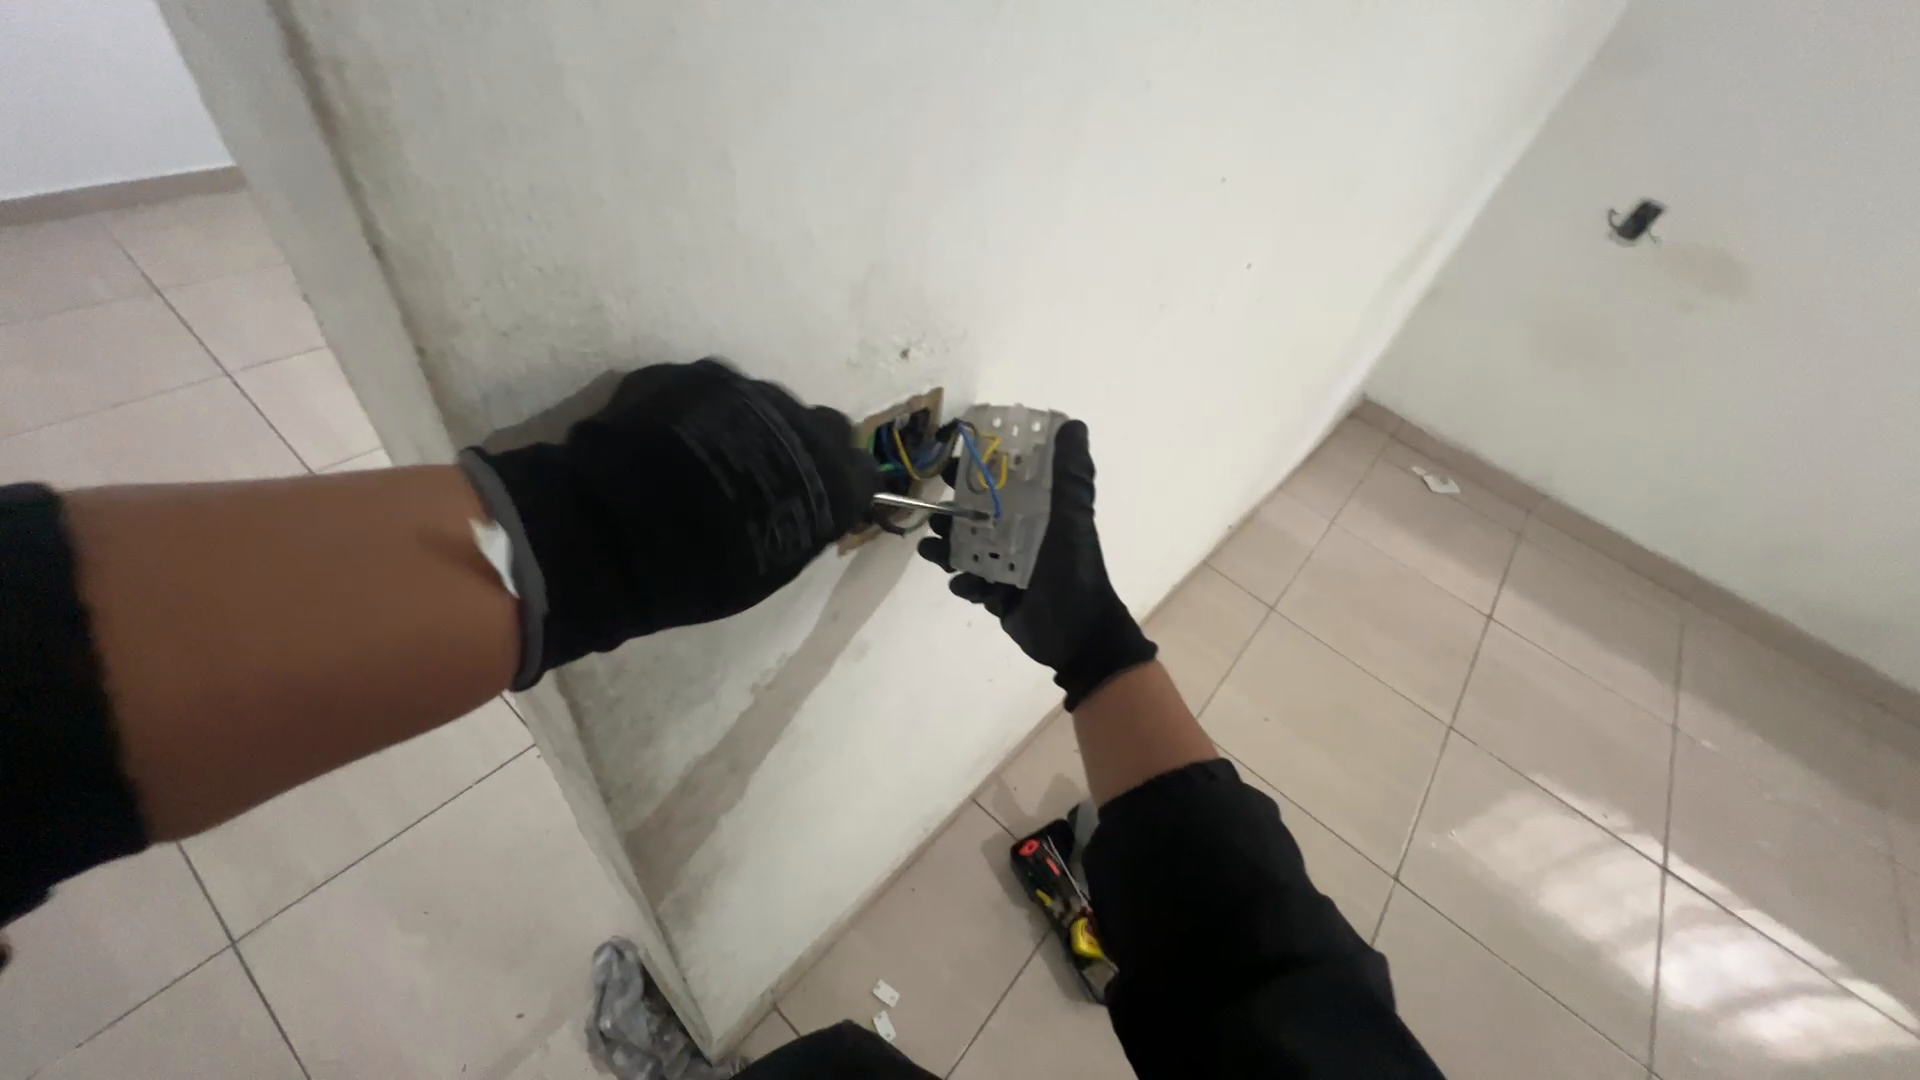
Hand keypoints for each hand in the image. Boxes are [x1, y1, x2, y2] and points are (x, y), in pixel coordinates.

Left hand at [464, 359, 879, 685]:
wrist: (609, 533)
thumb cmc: (699, 571)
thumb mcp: (771, 562)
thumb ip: (802, 522)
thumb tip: (805, 503)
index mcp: (828, 478)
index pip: (860, 469)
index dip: (840, 482)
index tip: (820, 498)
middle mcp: (799, 423)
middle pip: (820, 425)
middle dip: (802, 445)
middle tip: (766, 475)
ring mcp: (745, 392)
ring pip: (765, 404)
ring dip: (751, 426)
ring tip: (707, 457)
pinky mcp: (693, 374)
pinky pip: (713, 392)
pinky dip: (702, 412)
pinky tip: (670, 441)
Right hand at [917, 420, 1156, 709]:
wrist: (1079, 635)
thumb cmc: (1074, 572)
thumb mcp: (1072, 519)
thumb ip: (1071, 476)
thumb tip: (1072, 423)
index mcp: (1039, 513)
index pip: (1002, 484)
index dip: (975, 474)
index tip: (948, 467)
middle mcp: (1022, 536)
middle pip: (976, 519)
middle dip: (952, 516)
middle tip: (932, 514)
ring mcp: (1008, 567)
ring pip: (968, 552)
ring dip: (947, 551)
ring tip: (930, 551)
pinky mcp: (999, 596)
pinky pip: (973, 585)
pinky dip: (965, 584)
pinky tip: (963, 585)